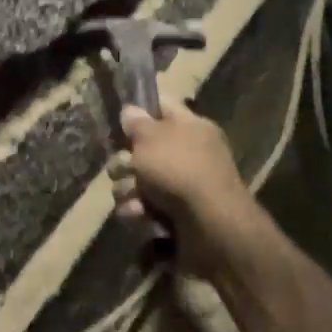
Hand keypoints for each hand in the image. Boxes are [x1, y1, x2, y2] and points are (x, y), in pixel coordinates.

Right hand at [106, 98, 257, 274]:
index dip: (140, 110)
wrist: (210, 225)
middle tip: (125, 168)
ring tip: (134, 197)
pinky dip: (137, 211)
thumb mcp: (150, 137)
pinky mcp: (174, 213)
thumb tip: (130, 111)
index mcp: (190, 127)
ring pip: (136, 180)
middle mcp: (187, 153)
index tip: (120, 119)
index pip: (162, 106)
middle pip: (141, 149)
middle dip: (124, 161)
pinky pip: (142, 206)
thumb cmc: (179, 169)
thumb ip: (136, 122)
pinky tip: (139, 214)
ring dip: (127, 189)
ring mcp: (181, 185)